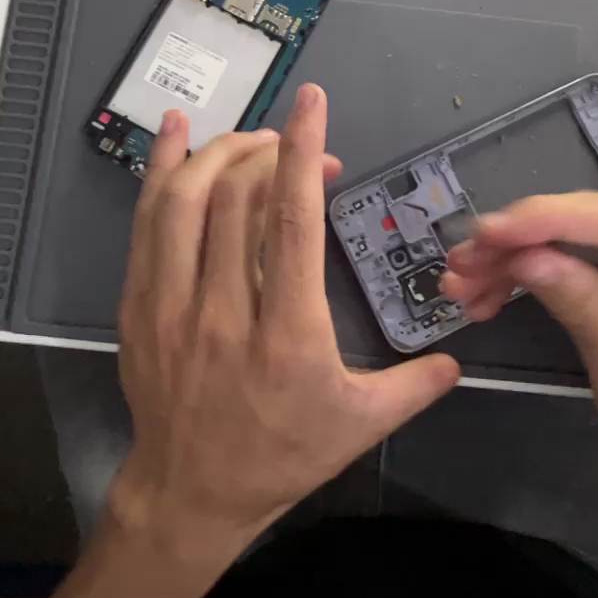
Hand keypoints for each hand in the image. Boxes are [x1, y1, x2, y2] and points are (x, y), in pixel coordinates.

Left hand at [109, 84, 460, 559]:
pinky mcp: (137, 304)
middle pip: (236, 198)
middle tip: (294, 145)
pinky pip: (145, 223)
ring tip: (250, 140)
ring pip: (185, 201)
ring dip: (219, 153)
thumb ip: (413, 386)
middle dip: (269, 151)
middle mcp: (222, 310)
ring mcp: (169, 305)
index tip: (312, 104)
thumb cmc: (280, 456)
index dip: (302, 153)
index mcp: (286, 334)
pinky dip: (161, 169)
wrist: (190, 494)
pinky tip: (177, 133)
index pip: (291, 221)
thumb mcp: (358, 426)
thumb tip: (459, 358)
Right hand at [443, 193, 597, 553]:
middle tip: (460, 263)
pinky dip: (530, 275)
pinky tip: (489, 294)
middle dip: (523, 239)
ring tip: (460, 284)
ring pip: (577, 239)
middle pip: (596, 223)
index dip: (551, 220)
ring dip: (515, 257)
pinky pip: (576, 263)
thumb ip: (589, 312)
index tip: (486, 231)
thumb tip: (526, 256)